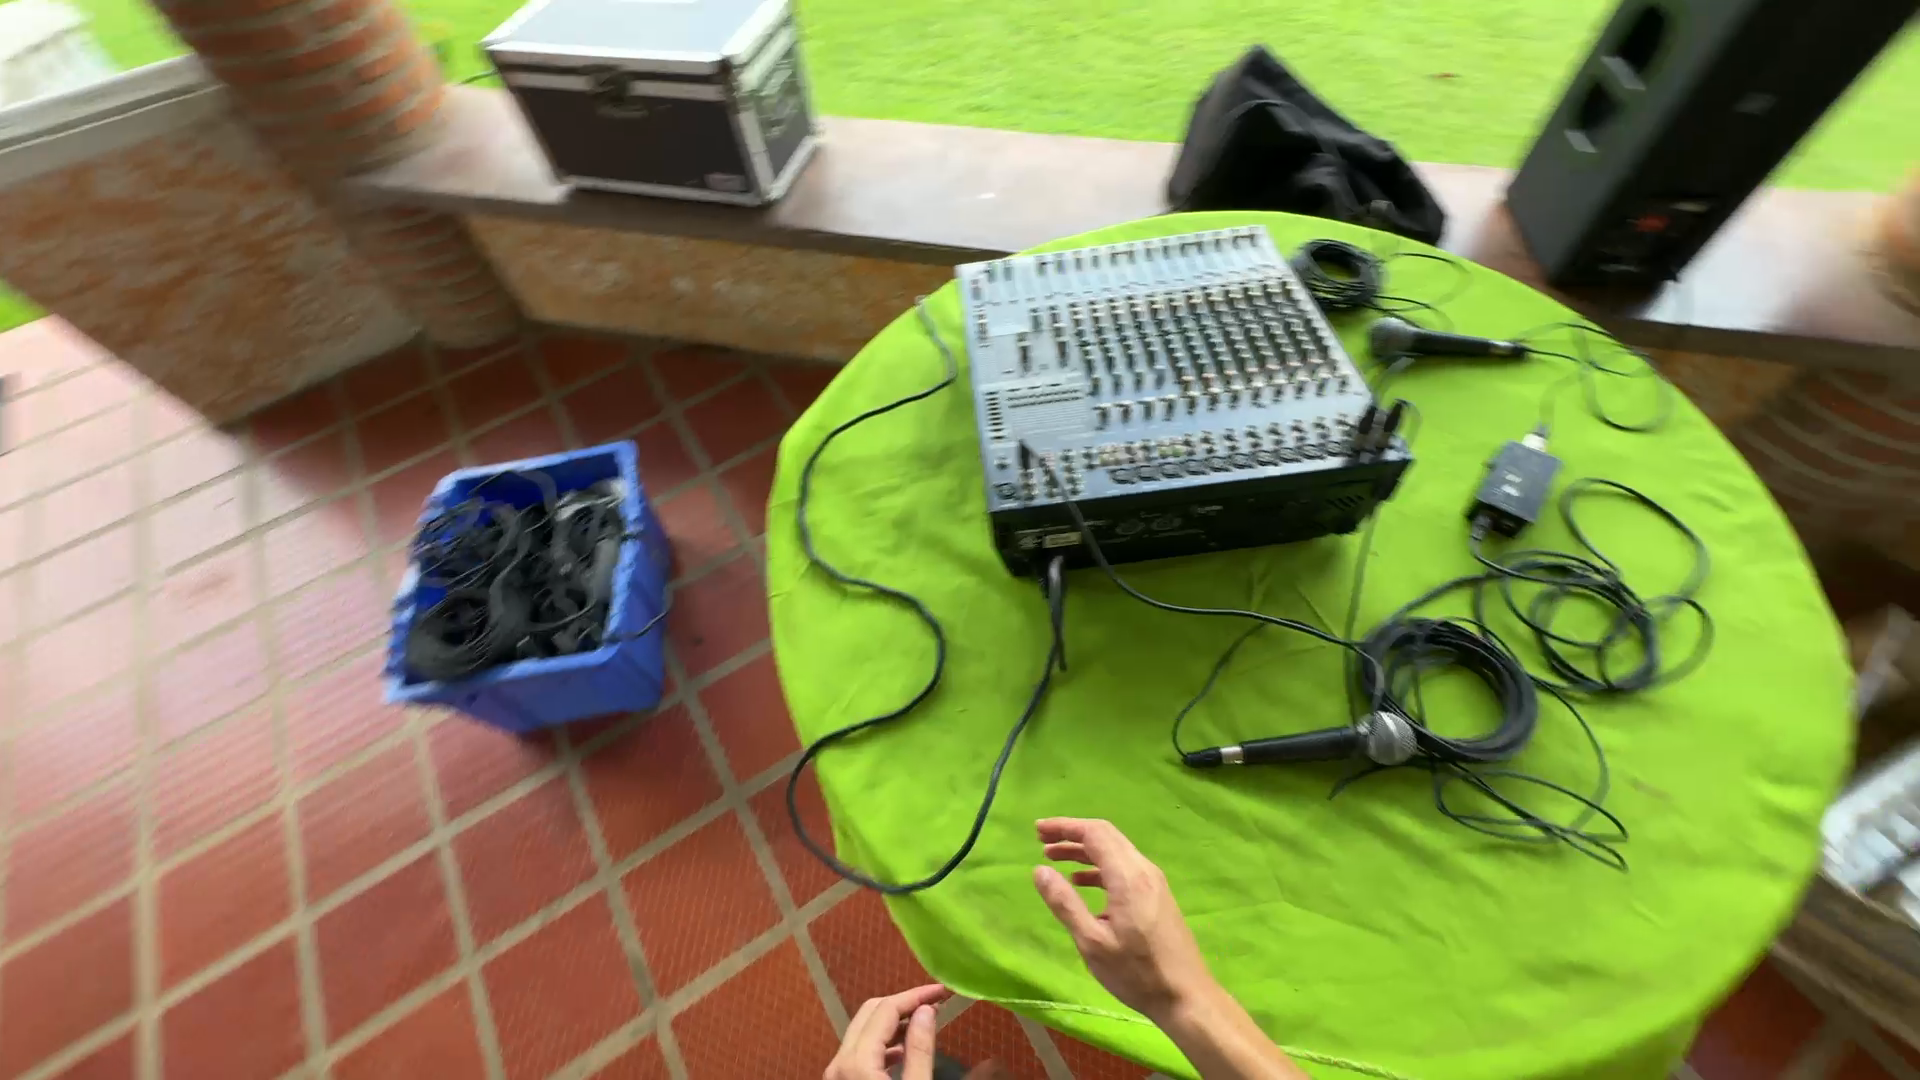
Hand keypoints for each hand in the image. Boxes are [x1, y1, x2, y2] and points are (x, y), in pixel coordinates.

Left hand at [823, 984, 947, 1079]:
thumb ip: (919, 1052)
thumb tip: (926, 1010)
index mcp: (856, 1060)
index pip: (888, 1008)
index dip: (917, 995)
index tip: (943, 991)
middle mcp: (839, 1060)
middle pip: (871, 1012)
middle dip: (903, 1003)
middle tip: (934, 1004)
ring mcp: (836, 1074)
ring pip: (864, 1030)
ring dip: (893, 1022)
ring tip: (923, 1023)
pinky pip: (860, 1051)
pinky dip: (882, 1042)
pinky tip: (903, 1051)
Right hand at [1032, 817, 1214, 1023]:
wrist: (1188, 998)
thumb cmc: (1137, 973)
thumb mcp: (1092, 943)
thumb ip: (1065, 903)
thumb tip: (1040, 870)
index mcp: (1127, 876)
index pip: (1094, 833)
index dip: (1064, 827)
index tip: (1038, 830)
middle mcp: (1143, 869)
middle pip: (1105, 835)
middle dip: (1072, 833)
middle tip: (1042, 840)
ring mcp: (1153, 881)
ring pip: (1114, 849)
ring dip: (1084, 849)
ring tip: (1054, 859)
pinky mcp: (1156, 894)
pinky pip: (1123, 866)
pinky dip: (1098, 865)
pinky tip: (1081, 882)